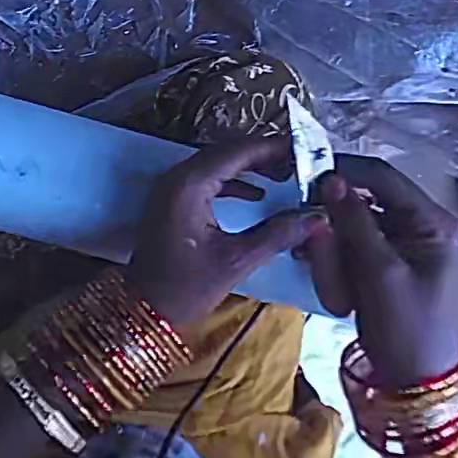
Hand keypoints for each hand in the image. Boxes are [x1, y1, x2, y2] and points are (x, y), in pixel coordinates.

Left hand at [126, 136, 325, 326]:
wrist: (143, 310)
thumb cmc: (185, 287)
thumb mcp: (236, 261)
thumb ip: (276, 234)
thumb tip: (314, 218)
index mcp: (190, 185)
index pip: (237, 151)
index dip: (271, 147)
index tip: (301, 148)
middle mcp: (178, 177)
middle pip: (227, 151)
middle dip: (263, 154)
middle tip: (297, 160)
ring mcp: (172, 187)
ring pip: (217, 163)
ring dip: (249, 166)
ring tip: (283, 174)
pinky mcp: (173, 200)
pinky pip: (207, 178)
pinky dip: (233, 181)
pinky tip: (257, 194)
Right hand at [304, 156, 457, 384]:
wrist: (417, 387)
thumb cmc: (406, 330)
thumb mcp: (380, 274)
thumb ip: (355, 223)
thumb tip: (330, 179)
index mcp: (433, 222)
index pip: (383, 176)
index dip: (345, 171)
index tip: (305, 177)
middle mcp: (421, 227)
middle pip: (364, 205)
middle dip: (337, 233)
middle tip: (313, 255)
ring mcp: (405, 248)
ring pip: (354, 231)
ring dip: (336, 258)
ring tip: (340, 296)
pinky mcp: (389, 267)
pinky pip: (356, 253)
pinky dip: (342, 271)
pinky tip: (343, 299)